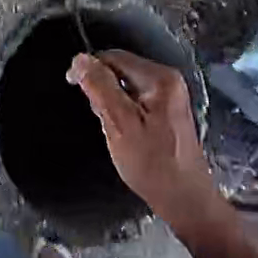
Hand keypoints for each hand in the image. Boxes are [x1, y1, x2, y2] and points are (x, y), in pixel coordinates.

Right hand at [67, 50, 223, 230]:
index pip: (115, 57)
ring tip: (114, 130)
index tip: (72, 85)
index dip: (90, 68)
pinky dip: (124, 113)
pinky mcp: (168, 112)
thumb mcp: (120, 123)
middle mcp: (169, 80)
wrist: (185, 200)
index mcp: (161, 78)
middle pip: (122, 70)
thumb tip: (80, 59)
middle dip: (103, 90)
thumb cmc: (152, 164)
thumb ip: (100, 88)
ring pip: (127, 87)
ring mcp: (171, 96)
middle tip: (101, 119)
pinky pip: (137, 100)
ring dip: (112, 103)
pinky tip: (125, 134)